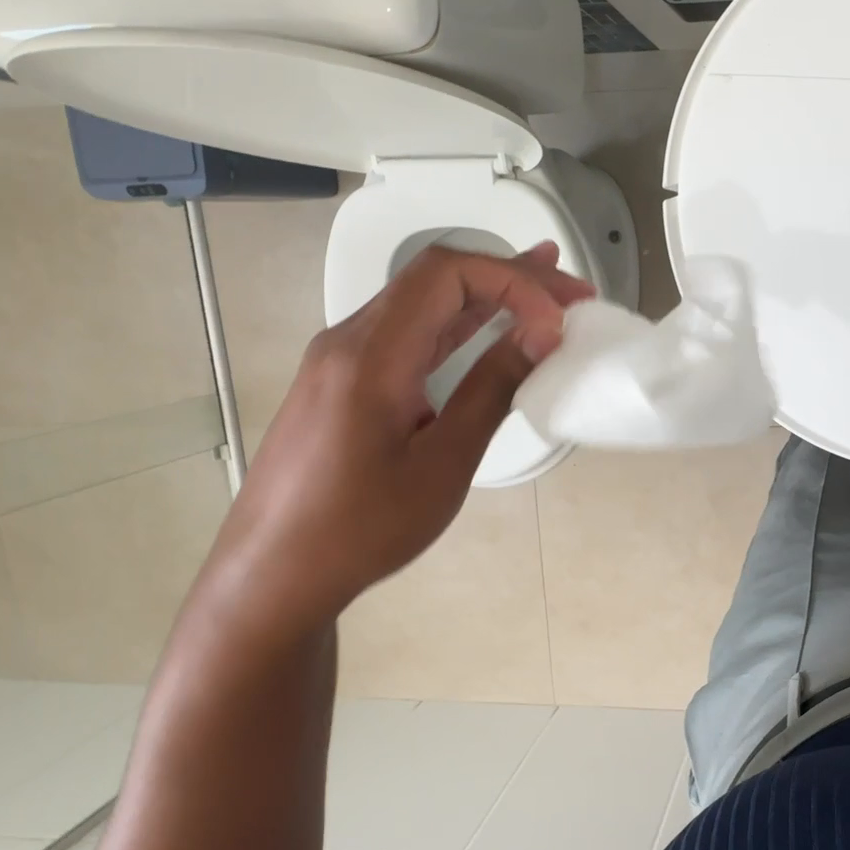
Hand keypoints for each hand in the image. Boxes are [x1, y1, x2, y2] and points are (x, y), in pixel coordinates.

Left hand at [204, 242, 594, 627]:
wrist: (274, 575)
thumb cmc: (361, 527)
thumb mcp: (443, 463)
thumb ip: (492, 389)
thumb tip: (541, 334)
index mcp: (370, 354)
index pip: (447, 274)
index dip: (513, 282)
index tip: (557, 325)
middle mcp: (351, 340)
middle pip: (436, 277)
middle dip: (511, 277)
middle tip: (575, 295)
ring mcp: (343, 358)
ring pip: (424, 302)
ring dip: (490, 295)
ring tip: (550, 296)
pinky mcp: (347, 381)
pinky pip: (411, 332)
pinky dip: (462, 323)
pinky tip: (495, 326)